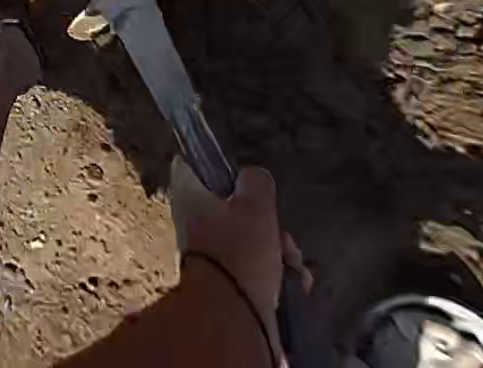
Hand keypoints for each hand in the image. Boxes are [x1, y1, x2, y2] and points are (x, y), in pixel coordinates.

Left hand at [169, 161, 306, 357]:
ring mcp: (210, 251)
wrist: (233, 317)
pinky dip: (278, 274)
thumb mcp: (254, 206)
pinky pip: (255, 266)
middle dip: (267, 221)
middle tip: (280, 235)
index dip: (215, 166)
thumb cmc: (238, 252)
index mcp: (188, 193)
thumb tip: (254, 177)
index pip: (190, 164)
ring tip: (291, 266)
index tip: (240, 178)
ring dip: (279, 250)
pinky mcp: (228, 280)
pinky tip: (294, 285)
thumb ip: (256, 182)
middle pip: (233, 206)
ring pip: (250, 237)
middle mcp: (193, 218)